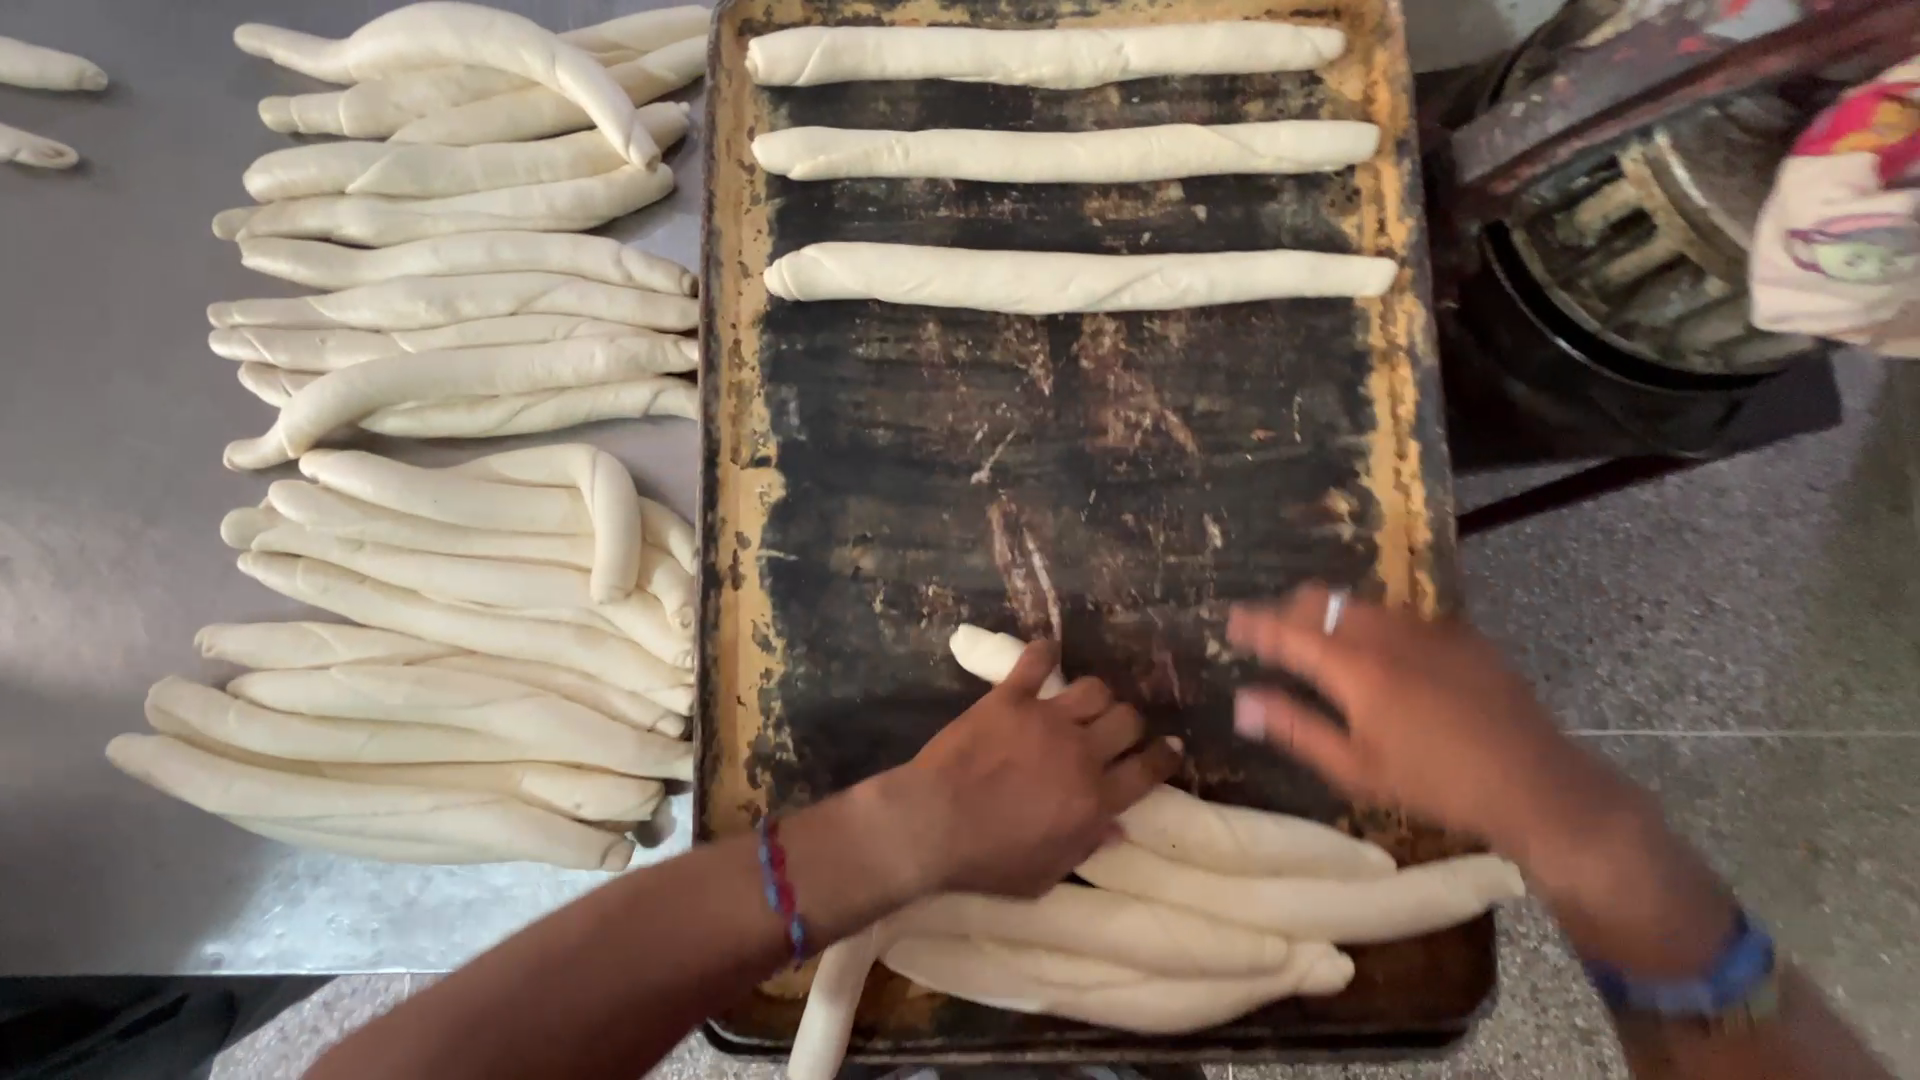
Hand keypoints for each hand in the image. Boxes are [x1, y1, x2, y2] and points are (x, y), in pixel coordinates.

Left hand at [867, 640, 1181, 899]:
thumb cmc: (987, 860)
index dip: (1165, 756)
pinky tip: (1047, 652)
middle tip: (1118, 730)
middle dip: (1131, 723)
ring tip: (1085, 703)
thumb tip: (1117, 828)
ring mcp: (1045, 720)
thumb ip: (1084, 848)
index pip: (1147, 771)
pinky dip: (1043, 653)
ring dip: (1096, 696)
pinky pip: (1035, 663)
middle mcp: (1080, 752)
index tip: (1170, 747)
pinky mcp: (1008, 698)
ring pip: (1094, 689)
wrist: (933, 824)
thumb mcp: (1045, 875)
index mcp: (1094, 800)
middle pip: (1127, 720)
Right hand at [1226, 584, 1635, 857]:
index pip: (1287, 631)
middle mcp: (1386, 634)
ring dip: (1329, 613)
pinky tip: (1380, 652)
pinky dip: (1372, 623)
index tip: (1230, 620)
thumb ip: (1294, 728)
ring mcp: (1428, 629)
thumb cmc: (1434, 784)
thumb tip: (1242, 702)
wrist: (1537, 784)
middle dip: (1288, 609)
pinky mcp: (1460, 634)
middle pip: (1321, 601)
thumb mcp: (1353, 769)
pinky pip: (1401, 615)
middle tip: (1270, 630)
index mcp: (1354, 667)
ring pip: (1360, 603)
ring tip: (1318, 637)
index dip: (1253, 623)